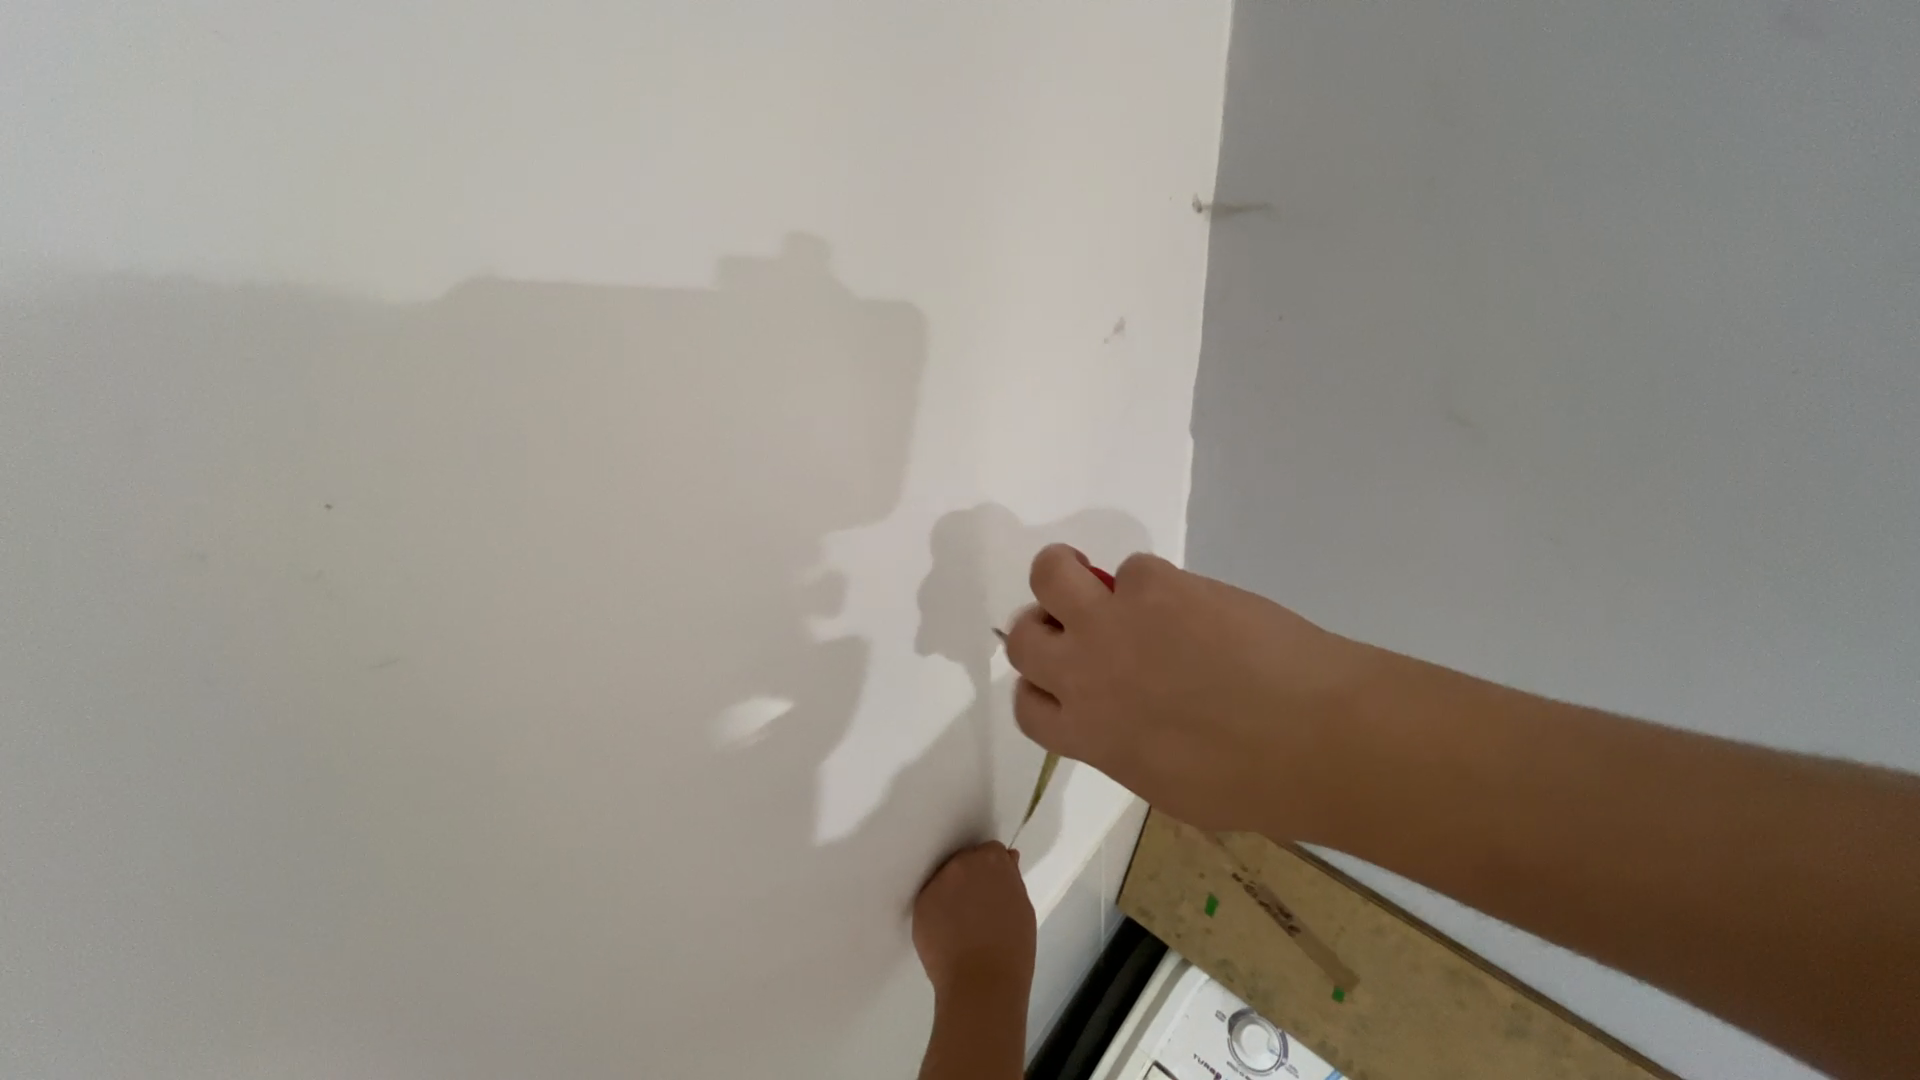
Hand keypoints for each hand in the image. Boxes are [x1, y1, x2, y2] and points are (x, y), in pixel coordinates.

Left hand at [912, 842, 1035, 999]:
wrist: (981, 985)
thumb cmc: (1012, 949)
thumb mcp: (1022, 908)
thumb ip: (1011, 879)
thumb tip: (1007, 860)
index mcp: (991, 861)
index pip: (991, 852)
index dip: (995, 872)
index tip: (997, 892)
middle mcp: (961, 864)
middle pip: (966, 861)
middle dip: (973, 878)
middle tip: (981, 909)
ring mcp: (937, 883)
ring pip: (947, 880)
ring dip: (954, 892)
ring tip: (964, 925)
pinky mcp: (920, 905)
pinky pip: (932, 900)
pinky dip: (939, 912)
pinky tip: (949, 935)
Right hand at [1003, 544, 1375, 837]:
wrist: (1314, 738)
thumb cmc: (1250, 784)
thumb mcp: (1163, 785)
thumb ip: (1119, 746)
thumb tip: (1120, 719)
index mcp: (1084, 735)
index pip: (1024, 703)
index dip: (1041, 686)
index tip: (1067, 680)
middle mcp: (1082, 674)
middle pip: (1021, 635)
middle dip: (1046, 627)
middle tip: (1083, 626)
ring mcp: (1113, 623)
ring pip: (1050, 573)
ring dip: (1067, 574)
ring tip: (1100, 582)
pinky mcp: (1154, 586)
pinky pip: (1134, 567)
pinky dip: (1154, 581)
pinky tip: (1192, 603)